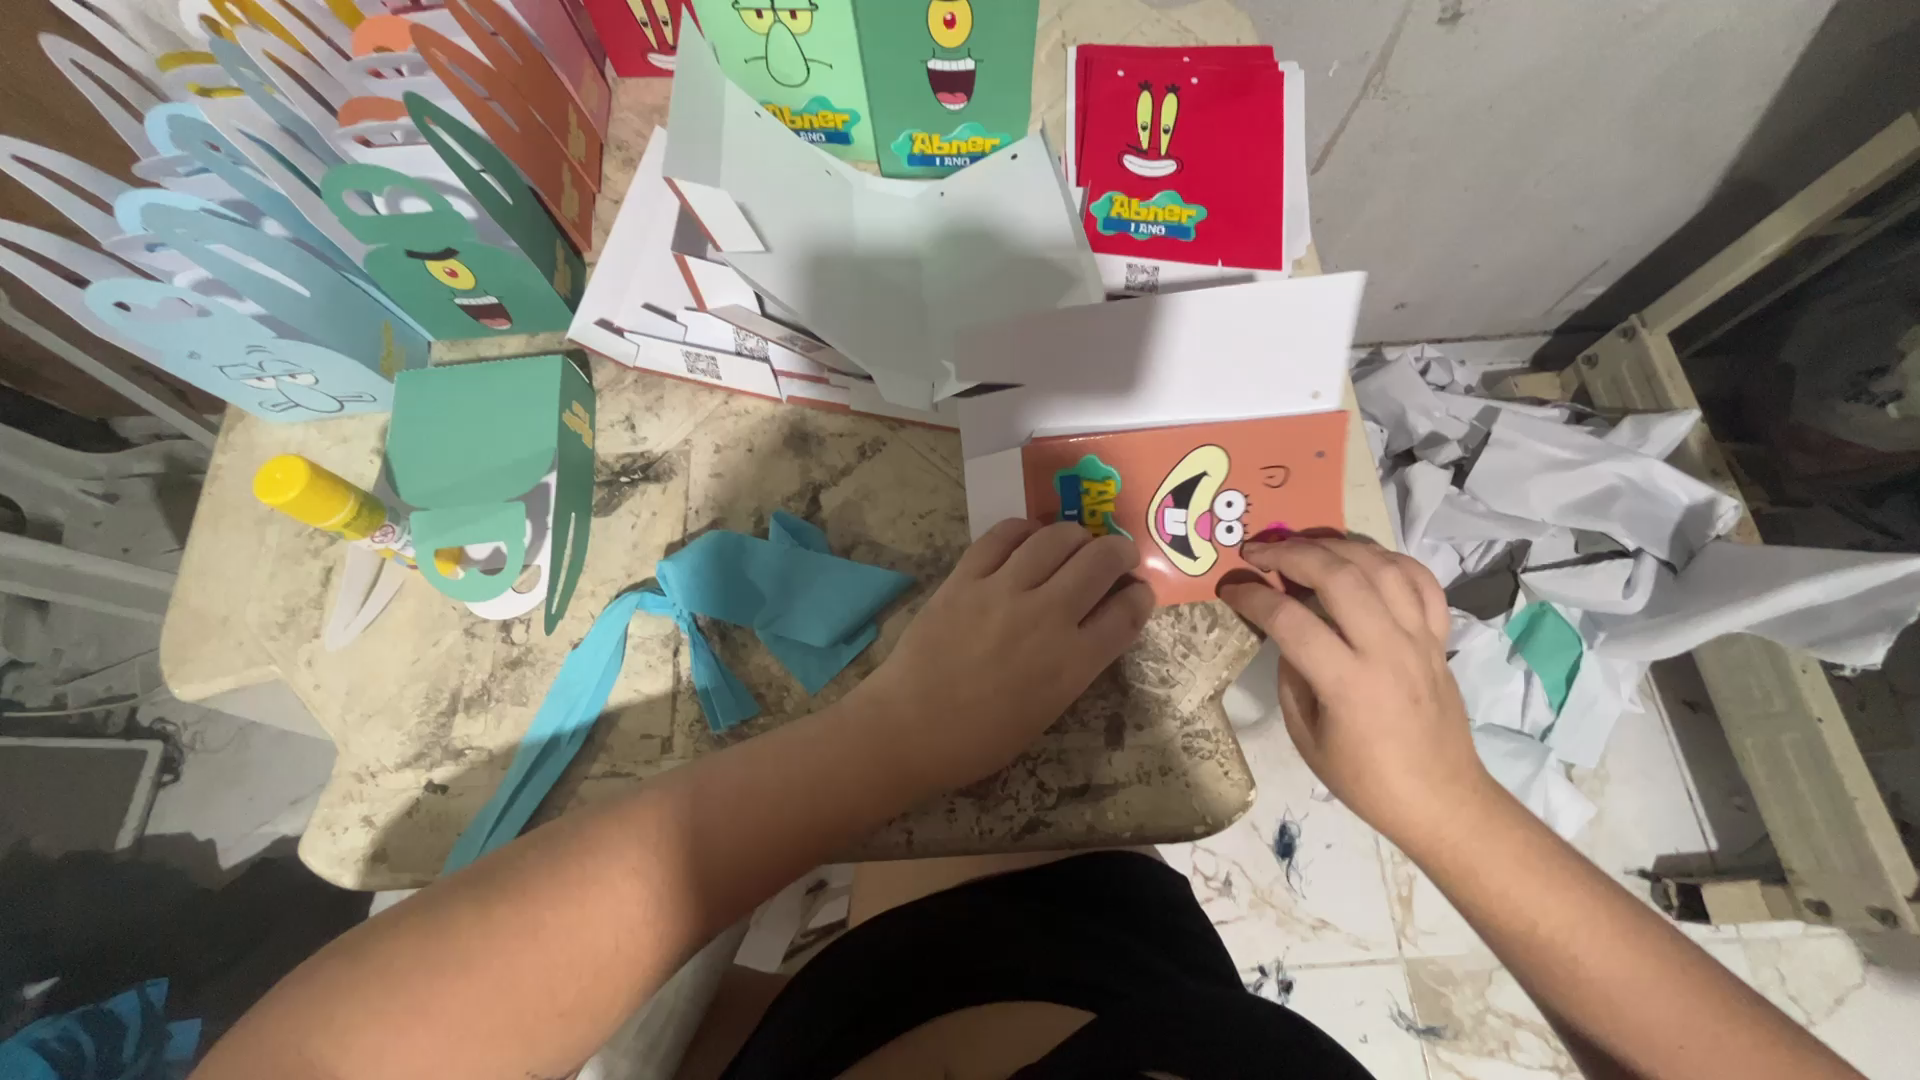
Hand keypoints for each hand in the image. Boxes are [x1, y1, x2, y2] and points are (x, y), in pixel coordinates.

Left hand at [860, 519, 1154, 791]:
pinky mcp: (966, 576)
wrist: (910, 728)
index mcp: (1073, 663)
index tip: (1138, 590)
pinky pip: (1003, 536)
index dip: (1141, 594)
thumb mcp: (1047, 710)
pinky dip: (1025, 529)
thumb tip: (1092, 627)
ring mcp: (1004, 590)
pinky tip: (1030, 536)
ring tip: (1077, 541)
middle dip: (1119, 552)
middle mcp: (1047, 616)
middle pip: (1100, 562)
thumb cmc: (980, 738)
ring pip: (1057, 538)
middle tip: (1116, 554)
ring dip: (1077, 534)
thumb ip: (1076, 664)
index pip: (1127, 612)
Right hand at [1217, 535, 1494, 843]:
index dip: (1252, 596)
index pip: (1290, 619)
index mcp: (1349, 683)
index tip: (1229, 588)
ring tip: (1303, 544)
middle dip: (1290, 553)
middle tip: (1257, 551)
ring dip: (1336, 545)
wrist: (1442, 800)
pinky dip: (1388, 559)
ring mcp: (1419, 639)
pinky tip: (1359, 558)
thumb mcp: (1306, 735)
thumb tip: (1285, 631)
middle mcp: (1388, 650)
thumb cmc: (1365, 779)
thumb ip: (1292, 676)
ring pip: (1381, 567)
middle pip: (1339, 576)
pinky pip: (1420, 581)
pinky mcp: (1439, 638)